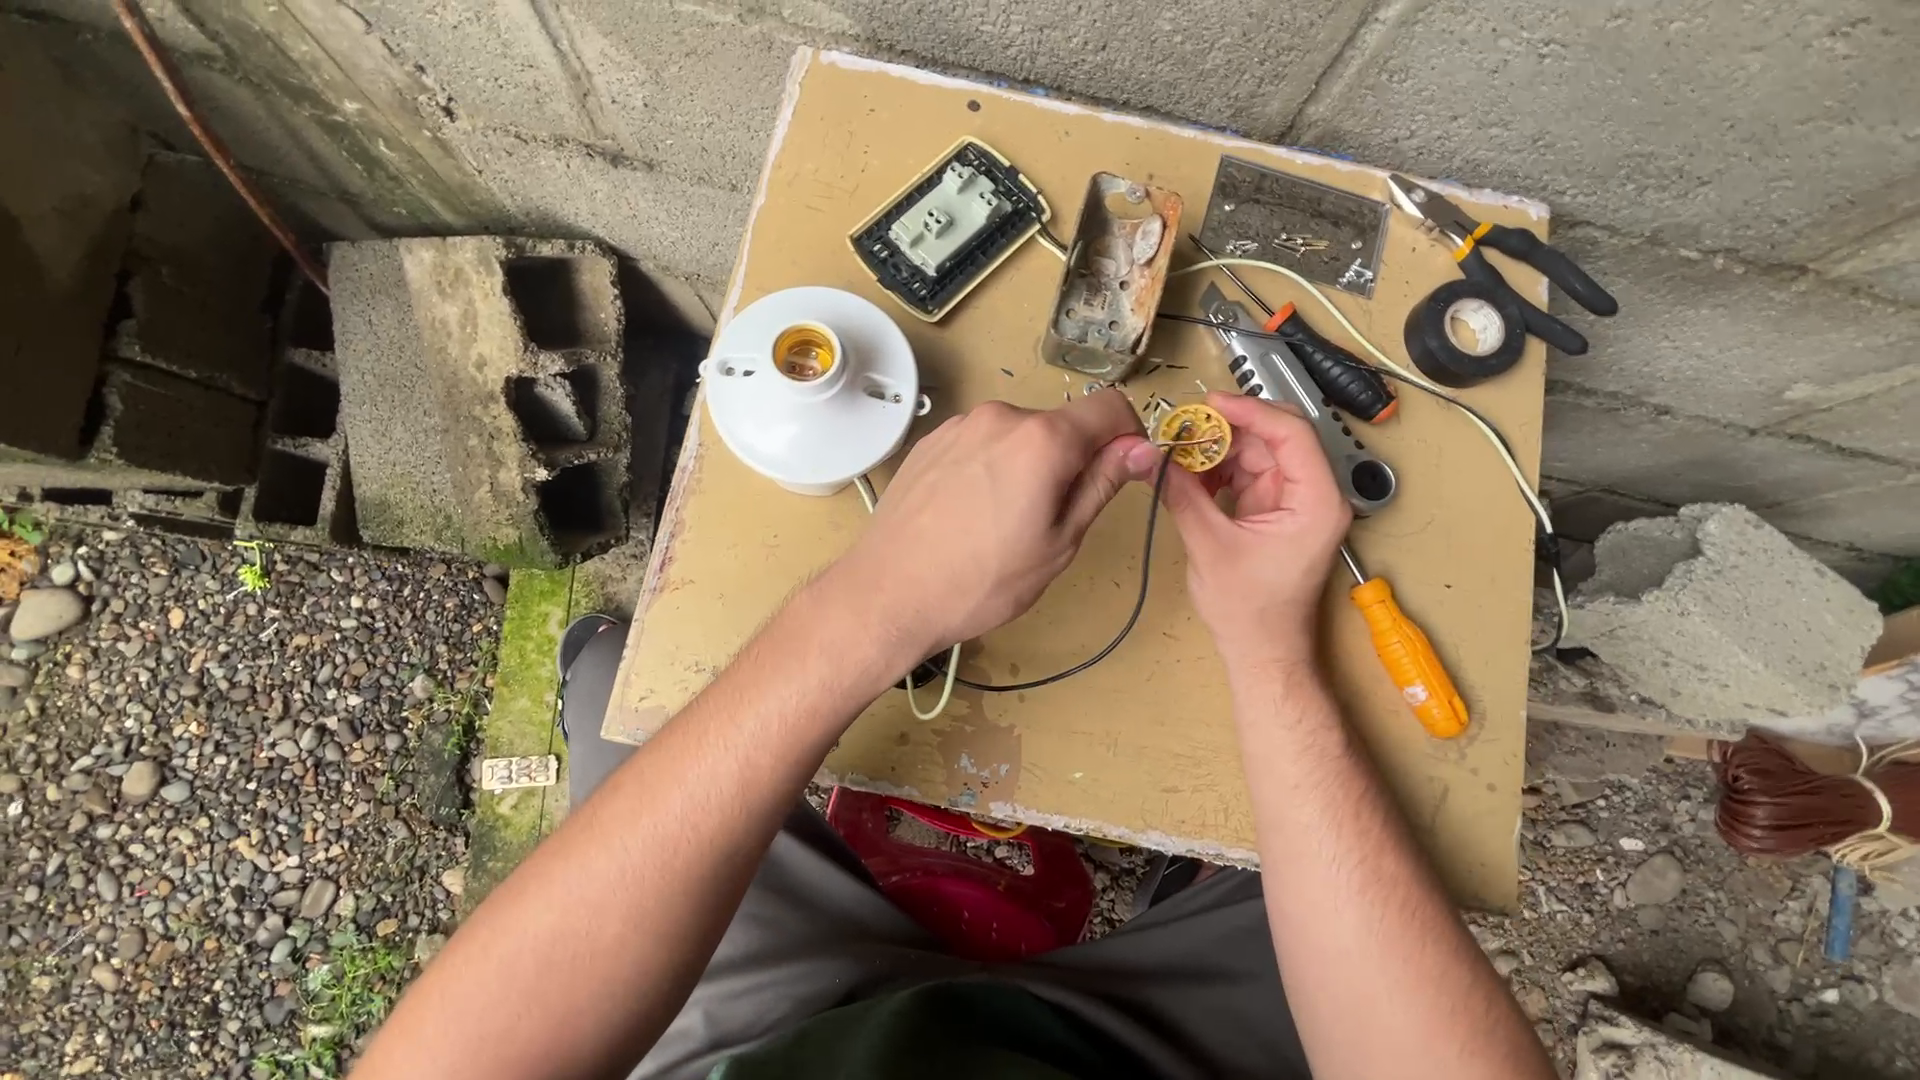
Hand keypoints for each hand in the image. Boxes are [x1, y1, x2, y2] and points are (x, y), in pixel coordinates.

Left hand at [829, 390, 1147, 658]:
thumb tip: (1142, 447)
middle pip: (1059, 424)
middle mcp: (999, 416)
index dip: (1127, 437)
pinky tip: (969, 512)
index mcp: (1041, 439)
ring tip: (1003, 522)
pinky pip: (981, 443)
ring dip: (1028, 465)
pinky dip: (991, 466)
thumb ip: (1102, 484)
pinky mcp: (930, 442)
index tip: (1119, 474)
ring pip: (1018, 435)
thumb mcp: (1059, 542)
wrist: (889, 593)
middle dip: (1070, 461)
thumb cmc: (982, 581)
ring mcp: (958, 426)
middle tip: (1049, 520)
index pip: (1110, 407)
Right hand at [1126, 392, 1350, 669]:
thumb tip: (1155, 460)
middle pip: (1273, 440)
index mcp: (1316, 502)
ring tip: (1181, 455)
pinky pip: (1247, 476)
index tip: (1210, 404)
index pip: (1290, 434)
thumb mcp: (1210, 546)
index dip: (1249, 412)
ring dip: (1218, 452)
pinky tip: (1191, 477)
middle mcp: (1313, 496)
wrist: (1261, 650)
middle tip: (1184, 429)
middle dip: (1227, 432)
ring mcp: (1294, 503)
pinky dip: (1218, 472)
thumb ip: (1182, 495)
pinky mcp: (1274, 512)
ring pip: (1257, 455)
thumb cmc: (1251, 611)